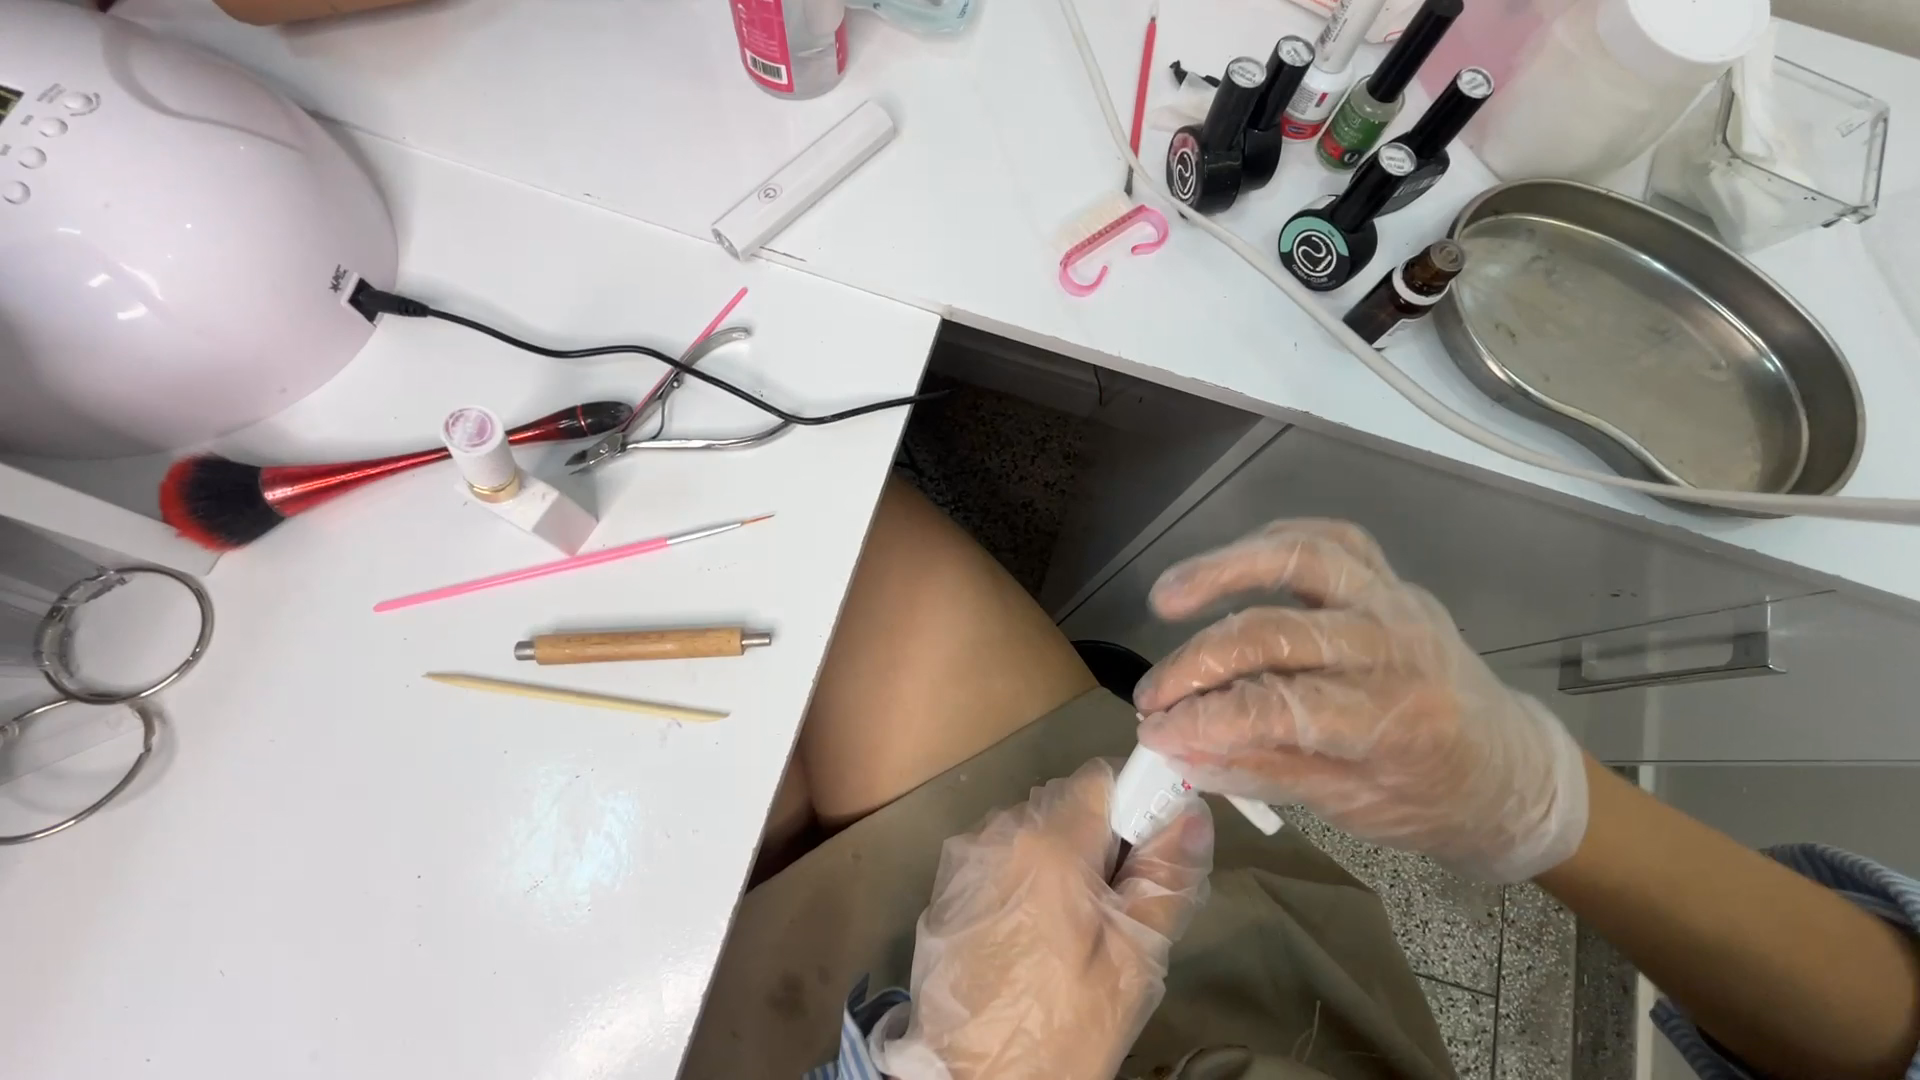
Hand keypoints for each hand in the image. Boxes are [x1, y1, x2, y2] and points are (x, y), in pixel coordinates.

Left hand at [872, 759, 1212, 1079]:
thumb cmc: (1062, 1025)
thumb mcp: (1131, 961)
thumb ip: (1165, 879)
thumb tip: (1191, 814)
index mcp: (1049, 843)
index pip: (1104, 778)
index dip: (1136, 802)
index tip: (1151, 846)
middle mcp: (1001, 829)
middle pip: (1070, 801)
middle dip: (1103, 836)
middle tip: (1118, 903)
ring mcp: (968, 852)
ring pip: (1037, 825)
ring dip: (1064, 855)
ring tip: (1073, 925)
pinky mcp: (949, 878)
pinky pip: (1004, 851)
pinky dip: (1027, 872)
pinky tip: (1032, 929)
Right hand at [1131, 519, 1587, 882]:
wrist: (1513, 773)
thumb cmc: (1434, 803)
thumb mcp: (1347, 808)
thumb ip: (1260, 769)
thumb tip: (1177, 750)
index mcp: (1393, 720)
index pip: (1276, 709)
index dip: (1204, 720)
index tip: (1153, 733)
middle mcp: (1394, 648)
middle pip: (1276, 632)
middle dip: (1199, 662)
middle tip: (1151, 693)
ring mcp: (1393, 602)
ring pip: (1301, 558)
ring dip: (1224, 570)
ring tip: (1167, 597)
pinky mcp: (1390, 581)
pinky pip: (1331, 539)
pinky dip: (1272, 542)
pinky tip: (1231, 561)